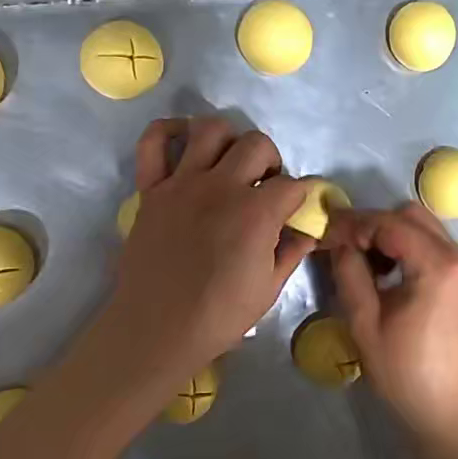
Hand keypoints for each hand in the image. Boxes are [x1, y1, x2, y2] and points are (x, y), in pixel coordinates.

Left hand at [89, 118, 315, 392]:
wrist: (157, 329)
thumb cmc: (219, 316)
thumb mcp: (268, 289)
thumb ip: (290, 253)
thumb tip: (306, 232)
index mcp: (256, 213)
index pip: (292, 186)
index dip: (303, 195)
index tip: (301, 206)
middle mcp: (221, 187)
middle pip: (257, 145)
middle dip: (271, 161)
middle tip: (265, 186)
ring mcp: (183, 183)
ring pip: (211, 129)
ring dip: (229, 139)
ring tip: (230, 162)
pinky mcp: (151, 189)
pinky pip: (154, 142)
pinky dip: (168, 131)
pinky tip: (184, 140)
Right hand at [328, 203, 457, 449]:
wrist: (442, 407)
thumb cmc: (401, 370)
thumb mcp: (364, 320)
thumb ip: (349, 271)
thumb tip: (339, 242)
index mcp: (439, 266)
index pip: (390, 224)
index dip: (354, 224)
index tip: (325, 233)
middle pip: (410, 216)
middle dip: (372, 224)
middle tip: (342, 244)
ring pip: (422, 226)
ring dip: (389, 234)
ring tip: (361, 259)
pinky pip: (432, 244)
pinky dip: (406, 246)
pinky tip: (385, 271)